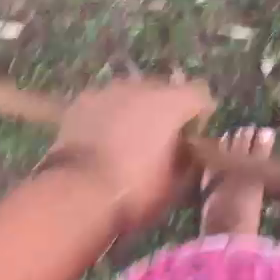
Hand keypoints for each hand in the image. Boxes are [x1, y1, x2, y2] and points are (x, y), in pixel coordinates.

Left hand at [48, 78, 214, 233]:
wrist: (77, 192)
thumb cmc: (135, 192)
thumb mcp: (175, 186)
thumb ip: (189, 161)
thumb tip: (190, 152)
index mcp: (172, 103)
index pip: (200, 94)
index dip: (201, 114)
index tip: (195, 137)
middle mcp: (142, 86)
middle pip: (164, 90)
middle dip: (165, 111)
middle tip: (160, 140)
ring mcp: (109, 89)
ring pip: (131, 94)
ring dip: (135, 110)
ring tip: (127, 139)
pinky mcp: (82, 100)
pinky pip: (104, 102)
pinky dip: (107, 115)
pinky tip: (101, 138)